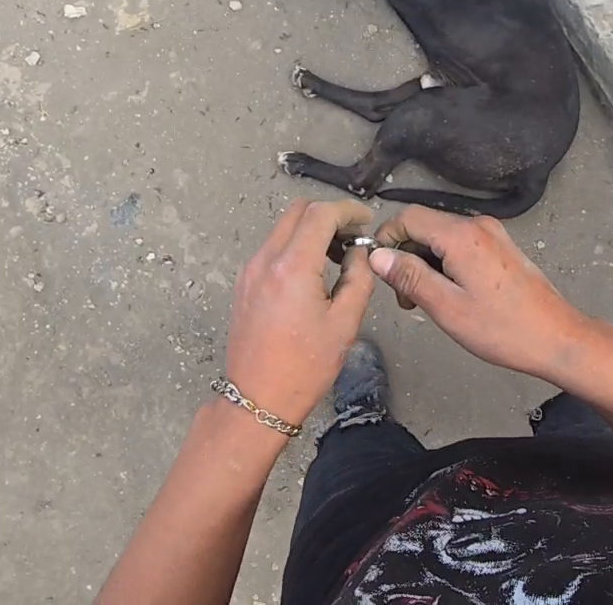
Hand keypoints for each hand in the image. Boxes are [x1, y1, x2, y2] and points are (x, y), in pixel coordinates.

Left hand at [223, 200, 377, 428]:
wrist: (256, 400)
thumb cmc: (305, 366)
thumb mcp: (344, 323)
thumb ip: (358, 278)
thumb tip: (359, 253)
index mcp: (292, 266)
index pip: (321, 214)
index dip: (349, 211)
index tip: (367, 221)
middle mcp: (266, 259)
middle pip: (299, 211)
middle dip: (329, 215)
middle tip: (353, 236)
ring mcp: (251, 269)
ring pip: (284, 227)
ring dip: (312, 229)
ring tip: (337, 255)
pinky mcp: (245, 281)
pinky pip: (274, 247)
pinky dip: (296, 245)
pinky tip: (314, 271)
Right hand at [369, 207, 595, 382]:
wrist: (558, 338)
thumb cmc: (503, 328)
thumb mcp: (447, 307)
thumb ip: (409, 277)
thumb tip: (376, 255)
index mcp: (461, 235)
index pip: (407, 217)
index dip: (386, 239)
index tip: (380, 272)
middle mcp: (477, 225)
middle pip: (424, 226)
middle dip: (405, 257)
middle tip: (406, 299)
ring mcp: (491, 234)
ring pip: (440, 237)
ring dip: (425, 264)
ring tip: (428, 302)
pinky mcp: (500, 247)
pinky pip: (460, 245)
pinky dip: (445, 264)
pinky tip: (451, 295)